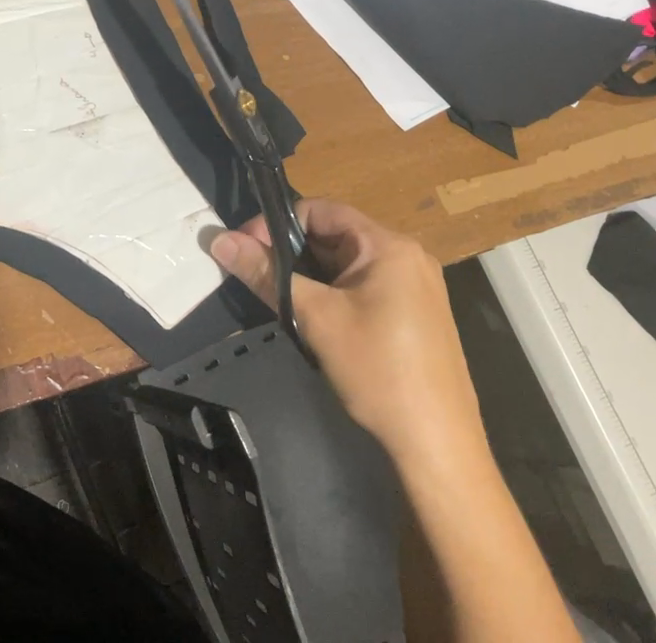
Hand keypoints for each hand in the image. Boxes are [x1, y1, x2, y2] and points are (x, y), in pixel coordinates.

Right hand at [209, 200, 485, 463]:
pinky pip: (361, 287)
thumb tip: (219, 239)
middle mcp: (407, 257)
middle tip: (251, 275)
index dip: (277, 224)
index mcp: (390, 247)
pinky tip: (309, 319)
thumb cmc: (378, 371)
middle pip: (334, 236)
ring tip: (273, 297)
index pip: (322, 210)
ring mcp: (414, 288)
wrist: (436, 443)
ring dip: (307, 276)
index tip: (243, 249)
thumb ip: (267, 274)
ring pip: (344, 265)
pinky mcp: (413, 315)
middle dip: (289, 251)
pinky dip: (330, 294)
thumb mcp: (315, 318)